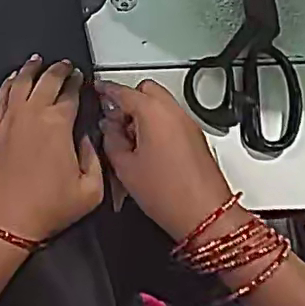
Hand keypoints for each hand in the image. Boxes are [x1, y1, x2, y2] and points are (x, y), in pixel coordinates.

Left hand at [0, 57, 105, 243]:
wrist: (4, 217)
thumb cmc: (44, 206)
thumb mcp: (90, 190)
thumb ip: (95, 158)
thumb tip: (88, 141)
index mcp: (58, 124)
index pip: (71, 93)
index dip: (78, 83)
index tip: (81, 79)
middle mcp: (32, 115)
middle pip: (47, 80)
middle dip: (59, 69)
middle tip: (66, 66)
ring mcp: (11, 118)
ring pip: (21, 81)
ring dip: (32, 68)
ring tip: (38, 61)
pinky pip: (3, 94)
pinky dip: (10, 82)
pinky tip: (13, 78)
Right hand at [98, 79, 234, 241]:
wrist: (206, 216)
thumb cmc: (170, 194)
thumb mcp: (125, 167)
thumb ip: (111, 139)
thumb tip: (109, 129)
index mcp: (153, 112)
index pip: (123, 91)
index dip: (106, 90)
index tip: (98, 90)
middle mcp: (173, 112)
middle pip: (146, 90)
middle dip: (128, 100)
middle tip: (114, 121)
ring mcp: (188, 124)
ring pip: (160, 103)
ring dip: (144, 112)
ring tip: (130, 139)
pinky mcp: (195, 137)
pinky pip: (171, 118)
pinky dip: (157, 124)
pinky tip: (147, 149)